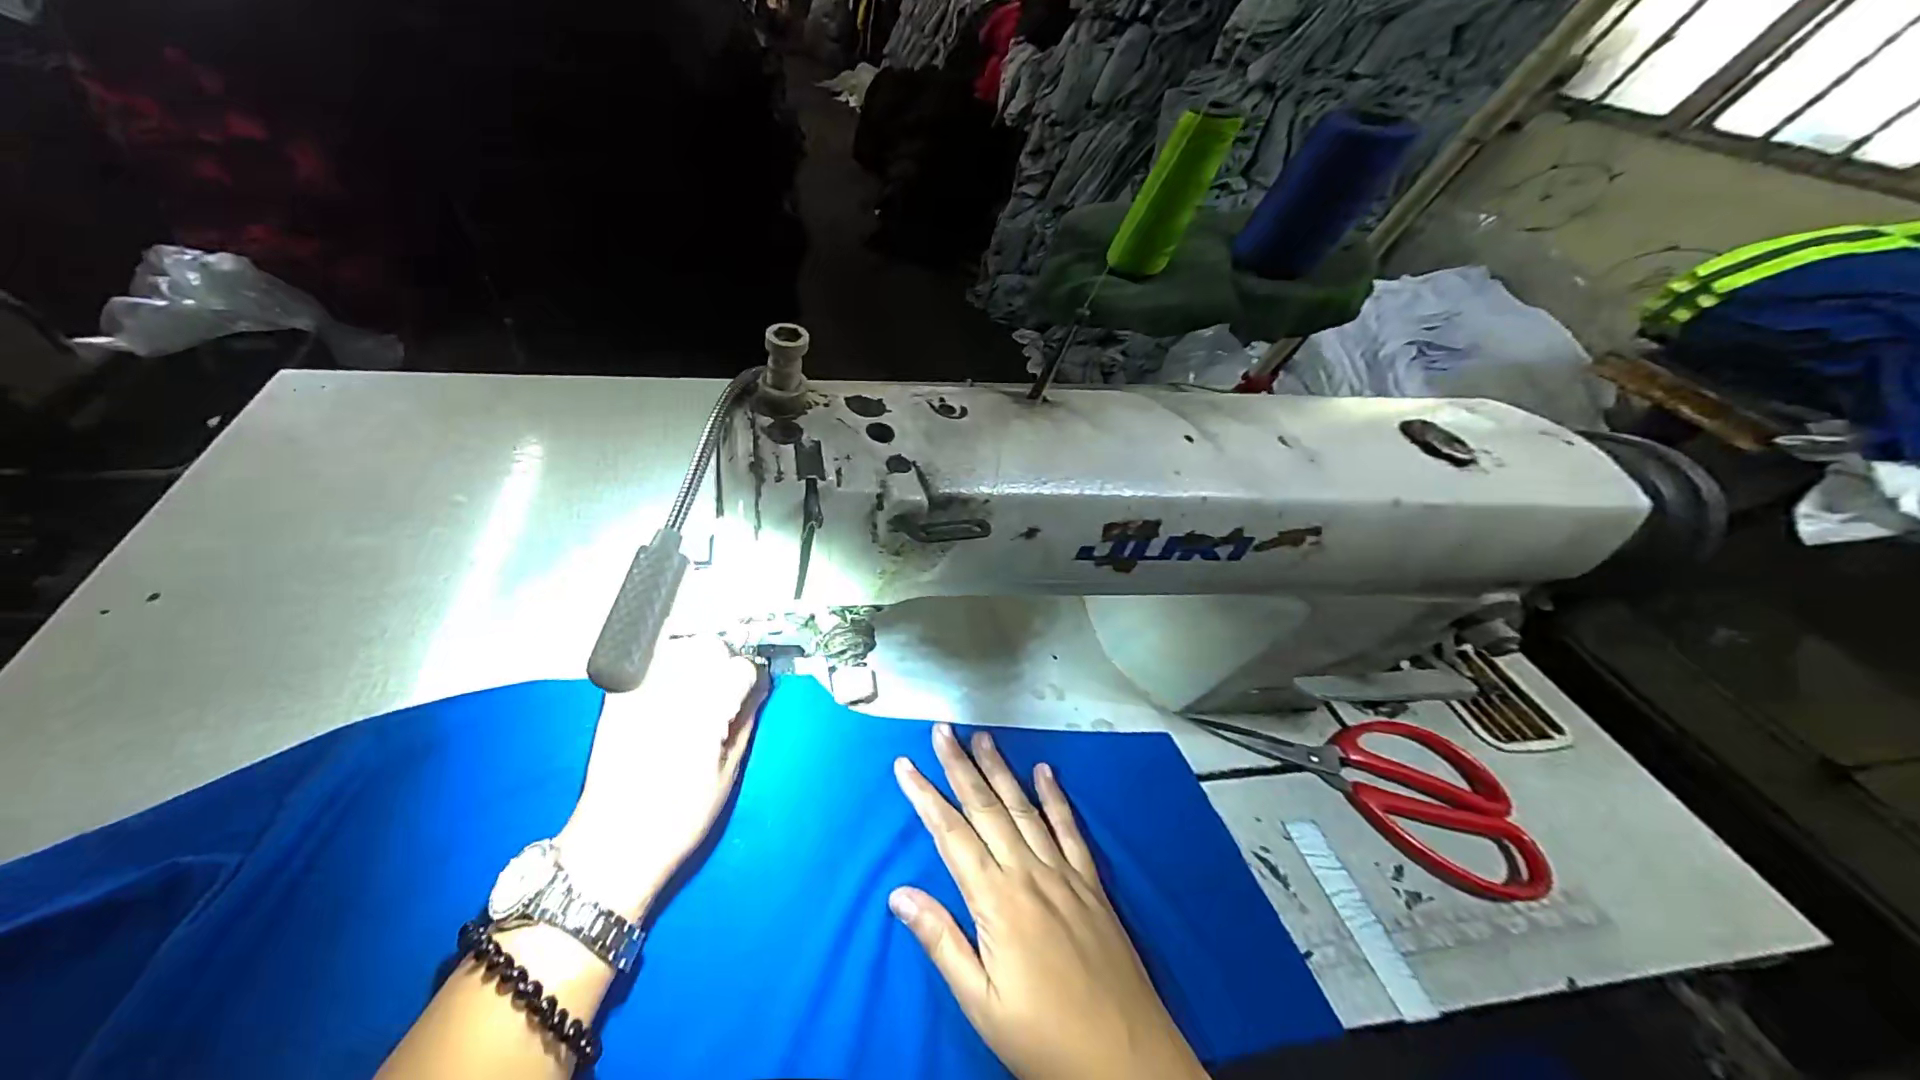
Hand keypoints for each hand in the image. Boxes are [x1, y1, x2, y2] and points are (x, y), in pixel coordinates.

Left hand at [557, 636, 767, 920]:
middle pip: (709, 646)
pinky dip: (662, 669)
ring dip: (693, 661)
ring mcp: (638, 692)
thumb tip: (758, 689)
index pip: (741, 666)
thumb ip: (746, 720)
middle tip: (724, 692)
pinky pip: (646, 664)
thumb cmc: (674, 819)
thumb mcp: (728, 772)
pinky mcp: (616, 698)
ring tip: (694, 692)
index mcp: (706, 710)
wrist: (613, 843)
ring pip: (678, 648)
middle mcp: (670, 692)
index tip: (750, 691)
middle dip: (722, 663)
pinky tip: (667, 695)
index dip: (751, 678)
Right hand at [890, 725, 1207, 1079]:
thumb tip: (900, 894)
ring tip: (983, 738)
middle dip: (960, 766)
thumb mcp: (981, 1002)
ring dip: (1001, 770)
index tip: (905, 765)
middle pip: (987, 809)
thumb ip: (942, 941)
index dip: (925, 797)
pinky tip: (1046, 772)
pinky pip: (1071, 830)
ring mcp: (1065, 875)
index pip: (951, 835)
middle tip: (942, 730)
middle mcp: (1030, 875)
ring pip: (1025, 809)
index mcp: (997, 901)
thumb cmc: (1043, 1038)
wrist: (1126, 1059)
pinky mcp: (1092, 885)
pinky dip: (1056, 798)